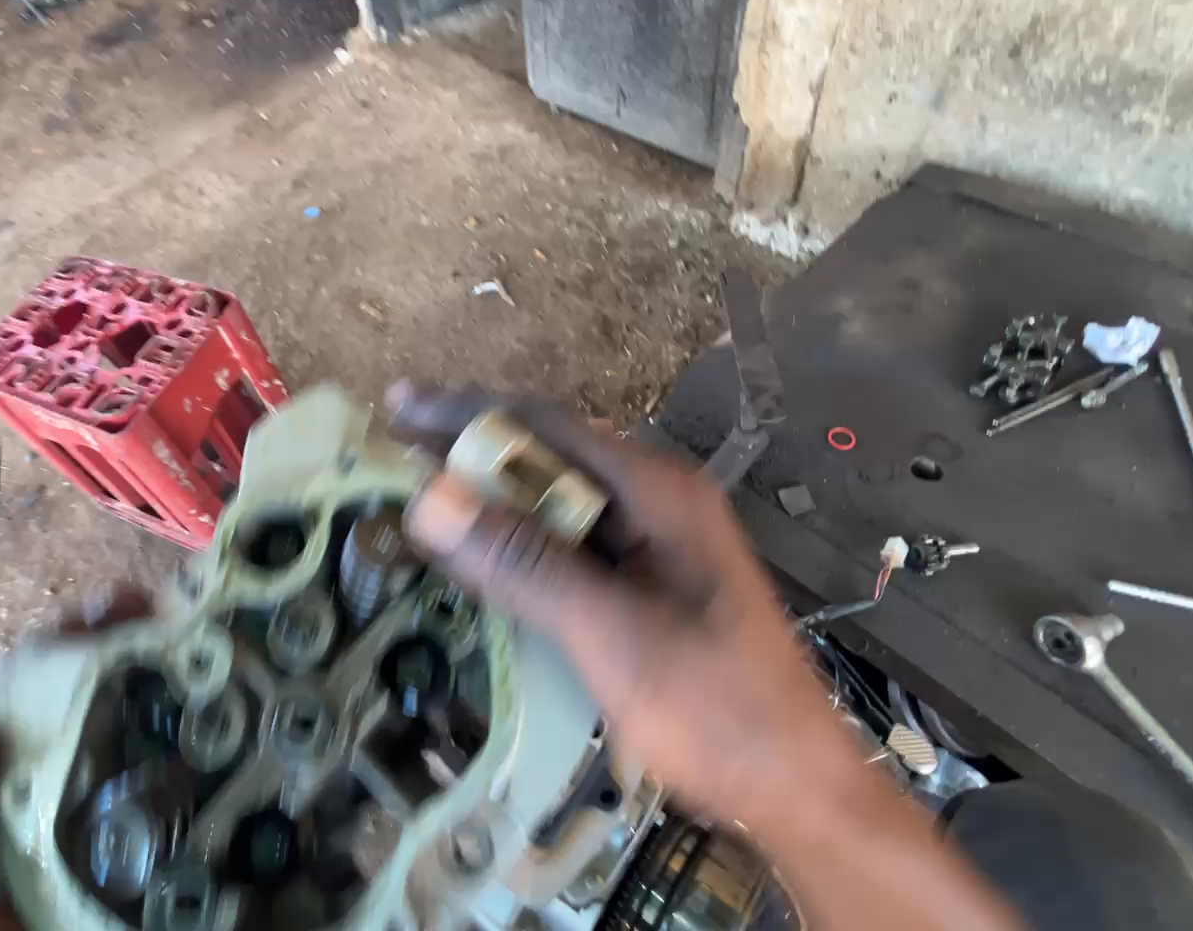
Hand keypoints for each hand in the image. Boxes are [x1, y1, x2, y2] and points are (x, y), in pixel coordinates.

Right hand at [388, 383, 847, 822]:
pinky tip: (480, 541)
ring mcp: (652, 534)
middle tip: (398, 440)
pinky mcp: (644, 572)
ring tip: (423, 481)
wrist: (794, 785)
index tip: (399, 405)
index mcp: (656, 487)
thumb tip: (430, 497)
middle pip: (549, 449)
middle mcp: (654, 494)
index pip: (545, 423)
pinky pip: (568, 534)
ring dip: (490, 487)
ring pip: (555, 492)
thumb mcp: (609, 633)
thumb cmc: (713, 709)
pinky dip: (516, 532)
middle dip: (472, 442)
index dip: (467, 411)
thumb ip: (522, 563)